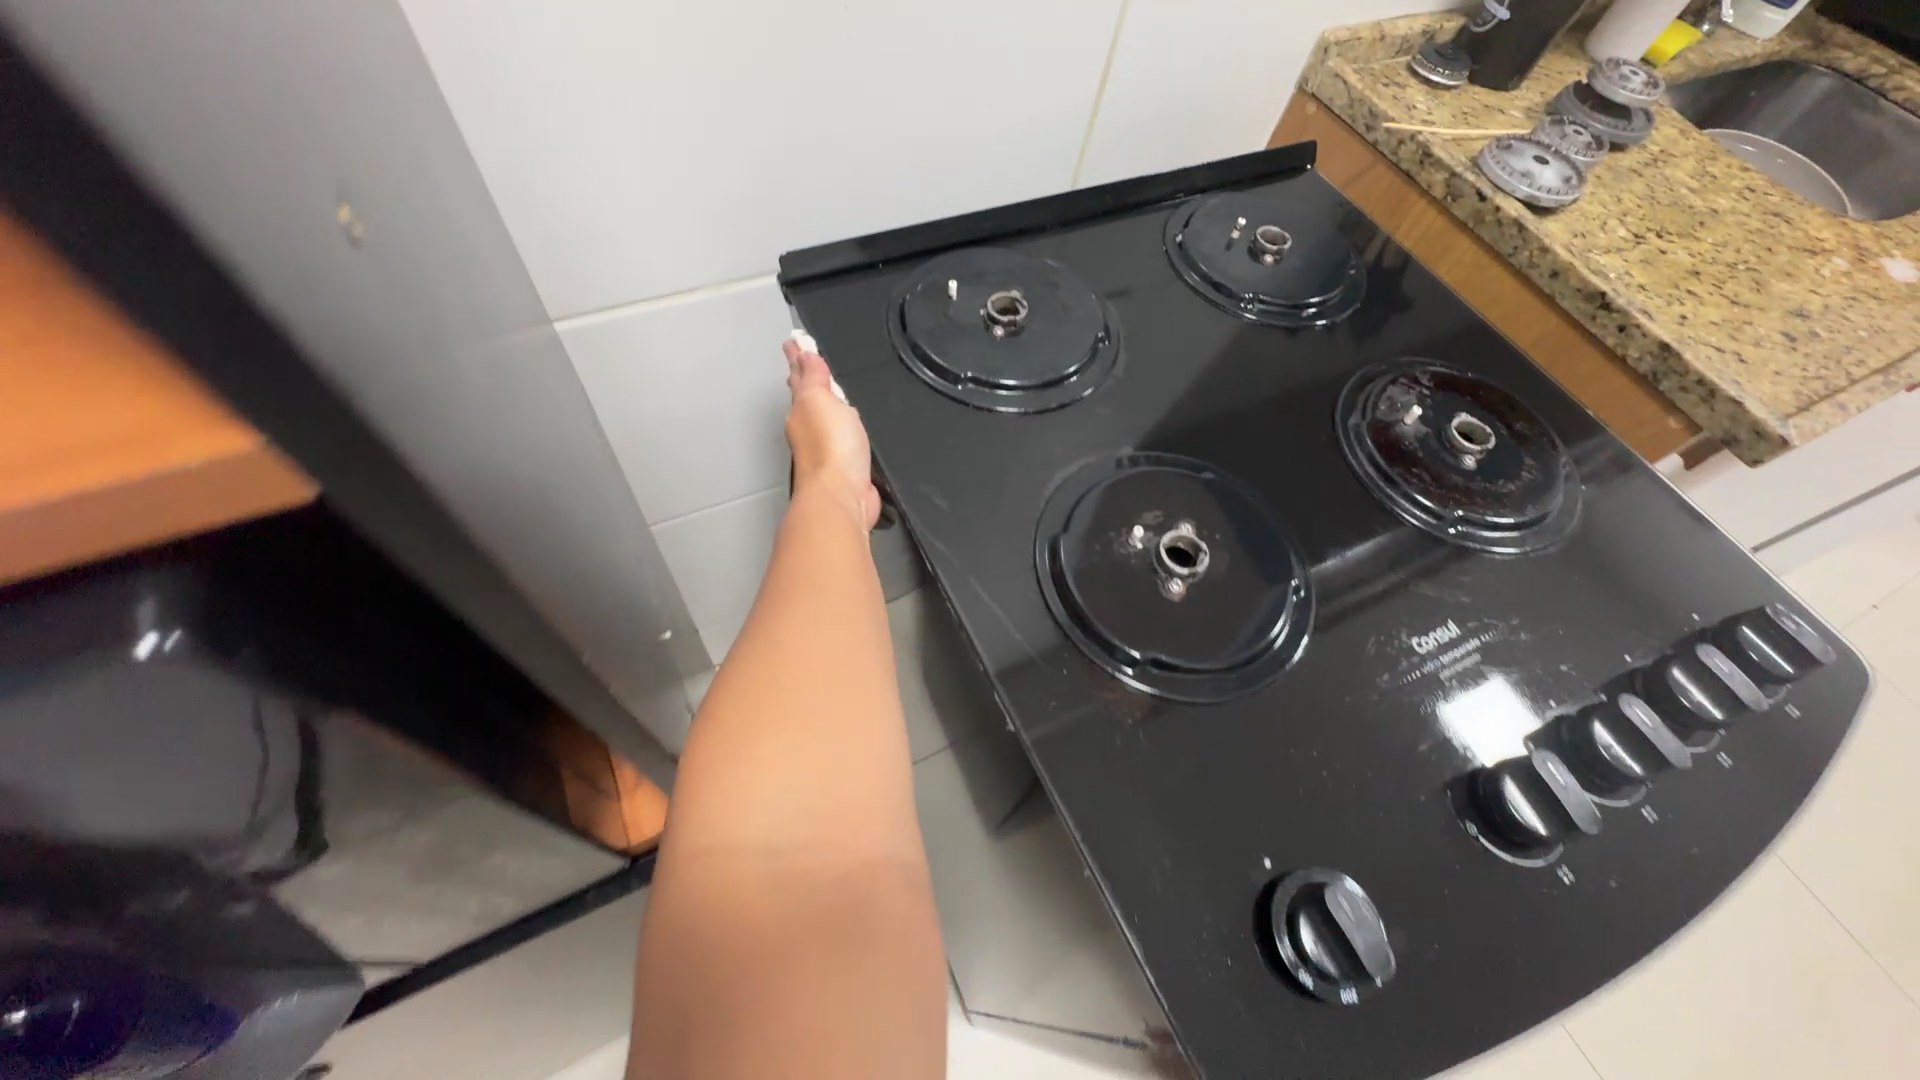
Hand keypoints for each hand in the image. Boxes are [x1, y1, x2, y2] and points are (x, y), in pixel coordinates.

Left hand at [784, 335, 880, 529]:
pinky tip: (850, 427)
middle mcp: (808, 428)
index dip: (798, 358)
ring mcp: (825, 449)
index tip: (793, 342)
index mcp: (801, 410)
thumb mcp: (820, 400)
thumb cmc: (831, 445)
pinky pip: (842, 437)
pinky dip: (844, 427)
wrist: (842, 494)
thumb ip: (814, 378)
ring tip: (832, 392)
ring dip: (826, 404)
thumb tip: (804, 354)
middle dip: (806, 380)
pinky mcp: (844, 466)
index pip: (799, 377)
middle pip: (807, 398)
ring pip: (824, 417)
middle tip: (805, 364)